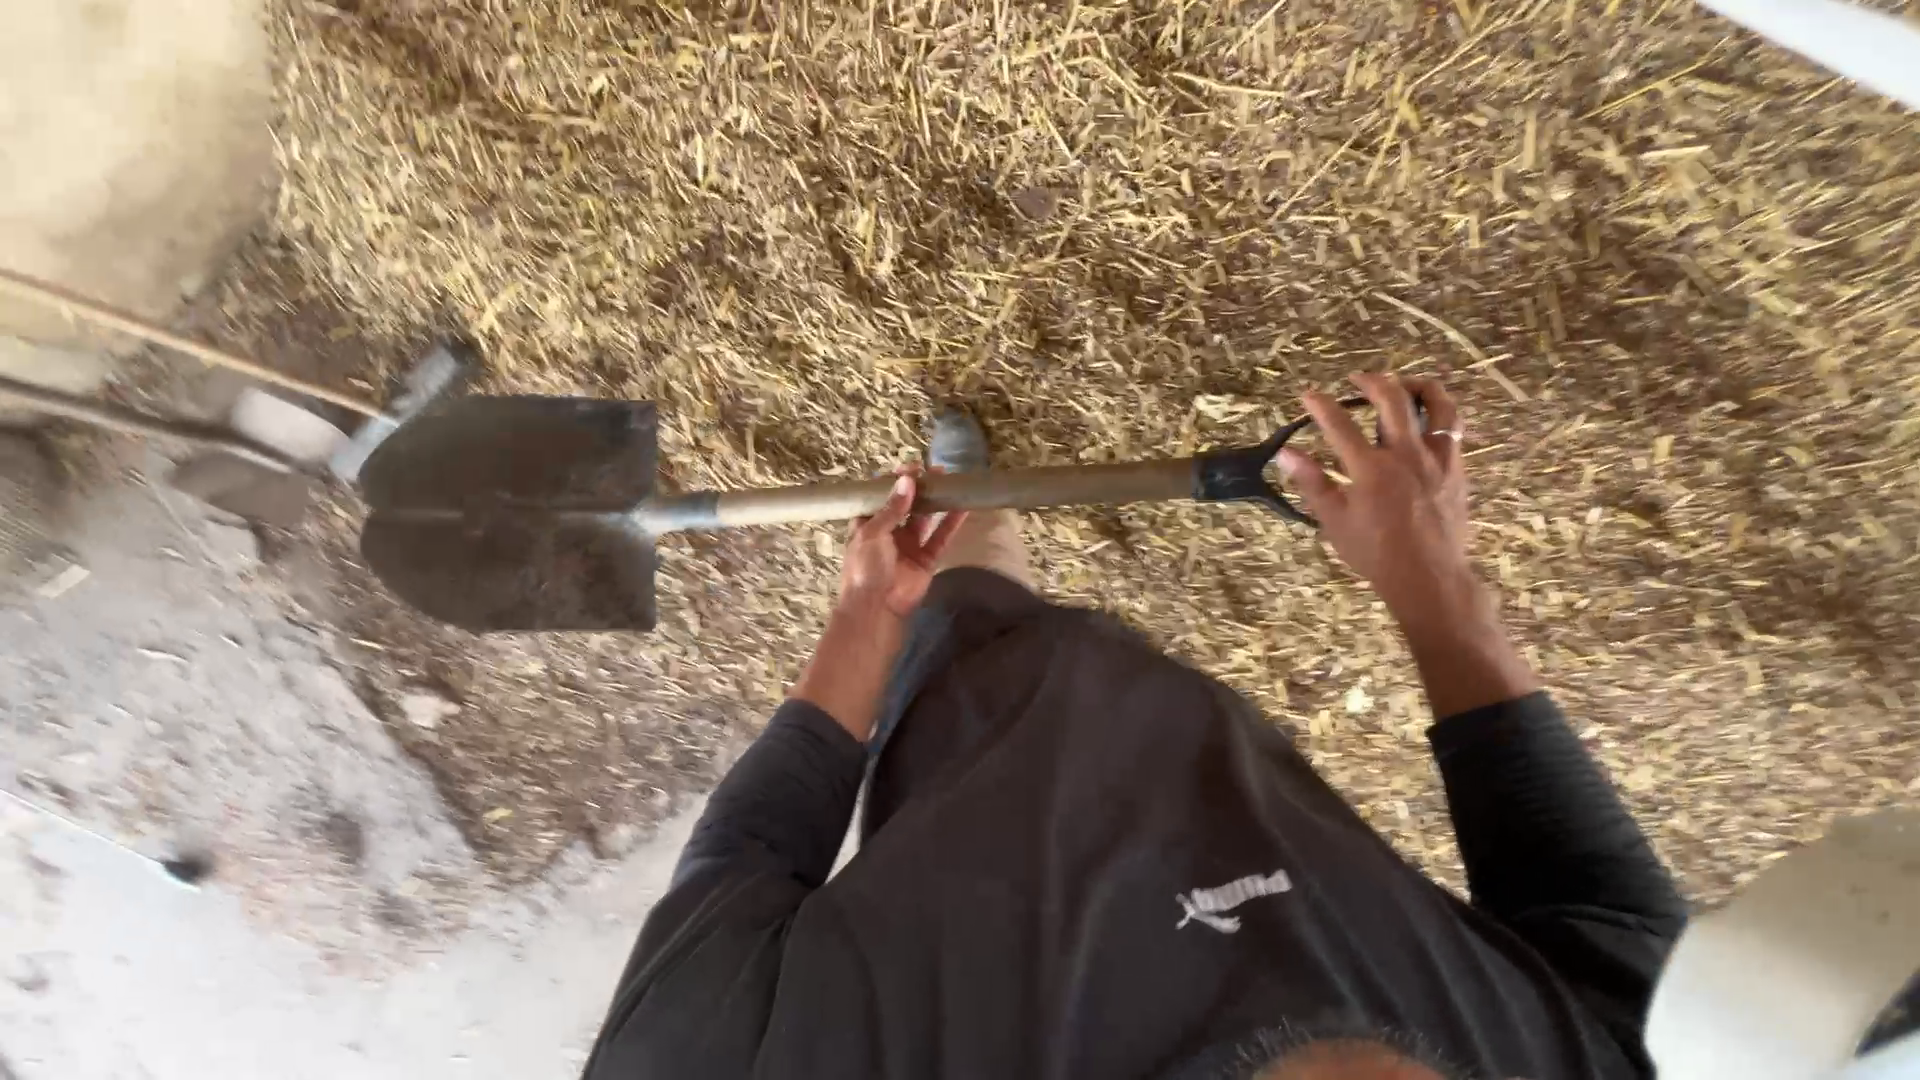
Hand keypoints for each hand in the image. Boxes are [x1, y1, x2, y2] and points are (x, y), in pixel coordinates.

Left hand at [838, 468, 968, 621]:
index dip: (895, 481)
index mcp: (868, 524)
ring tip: (949, 482)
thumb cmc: (865, 567)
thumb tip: (907, 480)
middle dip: (919, 488)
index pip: (882, 496)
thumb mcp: (873, 533)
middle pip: (906, 504)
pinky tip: (963, 508)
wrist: (876, 607)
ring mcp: (908, 545)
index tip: (910, 468)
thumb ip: (893, 508)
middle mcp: (889, 532)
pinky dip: (951, 523)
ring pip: (925, 518)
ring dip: (936, 501)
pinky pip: (940, 538)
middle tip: (935, 471)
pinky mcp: (926, 559)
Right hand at [1277, 374, 1470, 620]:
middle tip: (1357, 379)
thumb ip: (1311, 481)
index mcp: (1370, 469)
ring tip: (1403, 385)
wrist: (1428, 576)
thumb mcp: (1333, 520)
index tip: (1308, 394)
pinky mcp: (1457, 468)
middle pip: (1392, 400)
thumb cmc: (1374, 553)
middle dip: (1371, 382)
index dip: (1320, 405)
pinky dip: (1438, 415)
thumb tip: (1285, 453)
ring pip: (1436, 405)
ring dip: (1417, 387)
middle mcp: (1406, 455)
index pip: (1339, 425)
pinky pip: (1453, 428)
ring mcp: (1437, 459)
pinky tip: (1426, 420)